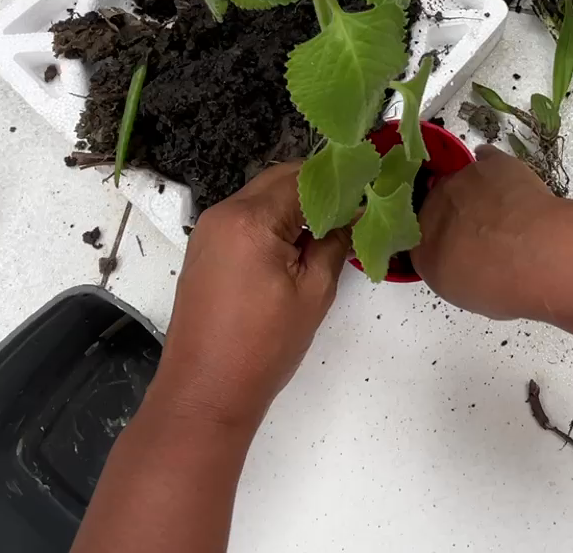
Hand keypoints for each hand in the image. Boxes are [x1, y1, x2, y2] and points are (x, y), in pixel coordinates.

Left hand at [149, 162, 346, 430]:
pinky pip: (246, 217)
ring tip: (330, 228)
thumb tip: (356, 212)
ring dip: (295, 204)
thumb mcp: (314, 291)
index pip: (303, 178)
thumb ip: (337, 241)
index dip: (339, 182)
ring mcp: (209, 229)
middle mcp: (224, 213)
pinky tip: (299, 244)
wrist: (204, 394)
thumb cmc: (263, 346)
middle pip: (279, 179)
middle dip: (317, 189)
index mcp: (251, 220)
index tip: (367, 191)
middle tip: (353, 208)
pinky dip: (274, 220)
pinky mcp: (205, 248)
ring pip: (263, 196)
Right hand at [412, 146, 572, 320]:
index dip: (440, 240)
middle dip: (455, 213)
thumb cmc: (500, 283)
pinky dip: (494, 168)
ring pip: (463, 180)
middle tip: (481, 229)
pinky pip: (486, 158)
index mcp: (423, 245)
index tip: (456, 247)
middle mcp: (435, 206)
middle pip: (438, 202)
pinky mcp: (491, 164)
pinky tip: (507, 179)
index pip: (420, 237)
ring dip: (476, 191)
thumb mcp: (462, 291)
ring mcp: (462, 180)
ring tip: (502, 210)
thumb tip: (459, 260)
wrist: (532, 254)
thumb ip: (449, 270)